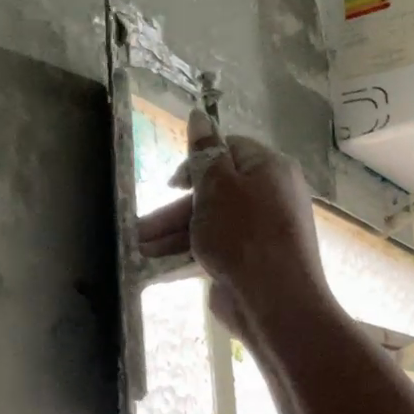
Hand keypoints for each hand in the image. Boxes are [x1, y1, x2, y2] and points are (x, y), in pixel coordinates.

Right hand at [135, 110, 333, 339]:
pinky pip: (214, 246)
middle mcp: (270, 195)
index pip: (228, 150)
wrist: (274, 299)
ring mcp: (261, 230)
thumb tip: (198, 114)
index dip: (195, 164)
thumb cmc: (243, 235)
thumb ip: (204, 153)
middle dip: (173, 209)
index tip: (170, 185)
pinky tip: (159, 263)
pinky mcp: (251, 259)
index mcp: (268, 169)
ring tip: (140, 248)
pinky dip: (187, 251)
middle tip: (140, 226)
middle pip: (213, 191)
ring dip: (171, 233)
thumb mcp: (217, 187)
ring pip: (209, 222)